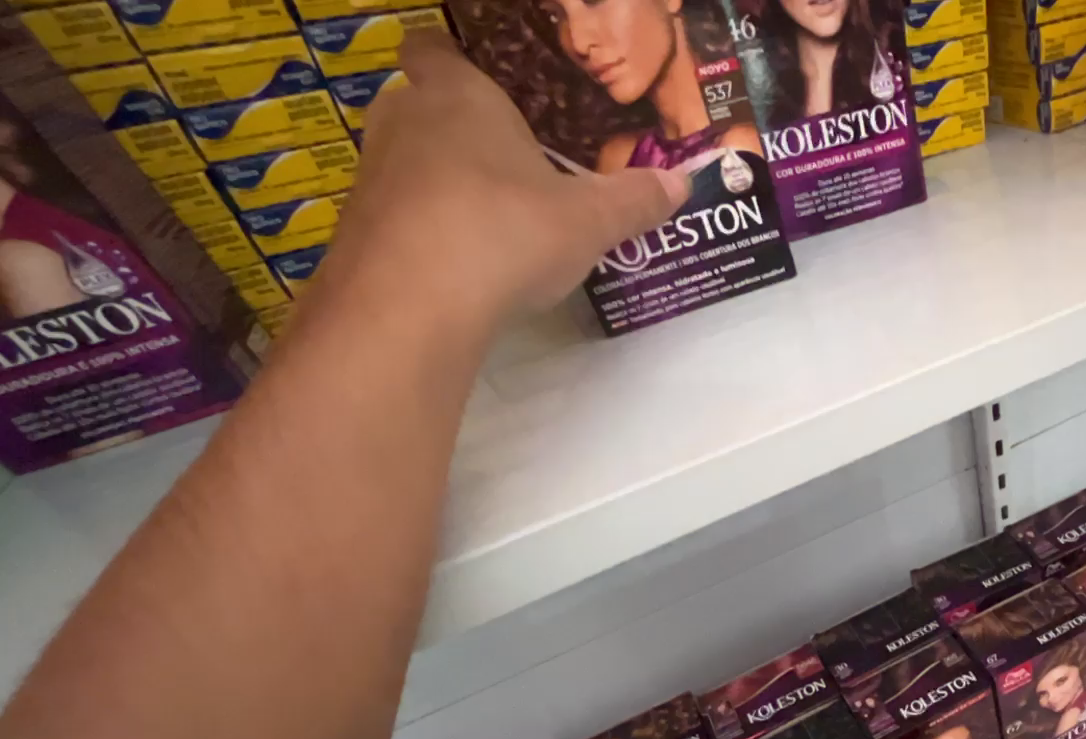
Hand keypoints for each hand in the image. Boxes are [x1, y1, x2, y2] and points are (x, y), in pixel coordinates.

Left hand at [316, 32, 689, 329]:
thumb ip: (635, 199)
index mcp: (461, 97)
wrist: (413, 301)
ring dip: (447, 182)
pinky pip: (403, 212)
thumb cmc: (507, 231)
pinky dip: (431, 227)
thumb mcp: (591, 221)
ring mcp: (376, 173)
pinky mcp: (363, 227)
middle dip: (464, 129)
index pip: (436, 49)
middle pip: (425, 105)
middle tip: (514, 163)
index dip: (459, 63)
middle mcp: (407, 119)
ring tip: (499, 219)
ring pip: (413, 161)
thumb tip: (681, 182)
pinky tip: (468, 262)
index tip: (494, 90)